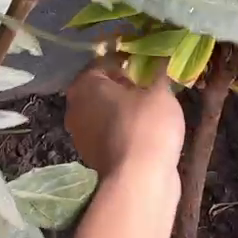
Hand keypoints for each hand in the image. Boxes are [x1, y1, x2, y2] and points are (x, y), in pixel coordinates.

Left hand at [65, 59, 183, 178]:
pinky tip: (144, 132)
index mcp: (84, 85)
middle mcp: (74, 107)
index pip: (104, 62)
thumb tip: (163, 58)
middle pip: (100, 89)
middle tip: (150, 86)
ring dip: (123, 109)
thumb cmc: (146, 125)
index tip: (147, 63)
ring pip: (103, 113)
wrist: (139, 179)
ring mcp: (79, 134)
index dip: (127, 61)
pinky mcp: (91, 156)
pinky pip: (108, 133)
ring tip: (151, 108)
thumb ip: (160, 72)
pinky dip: (123, 129)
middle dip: (123, 85)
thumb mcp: (160, 92)